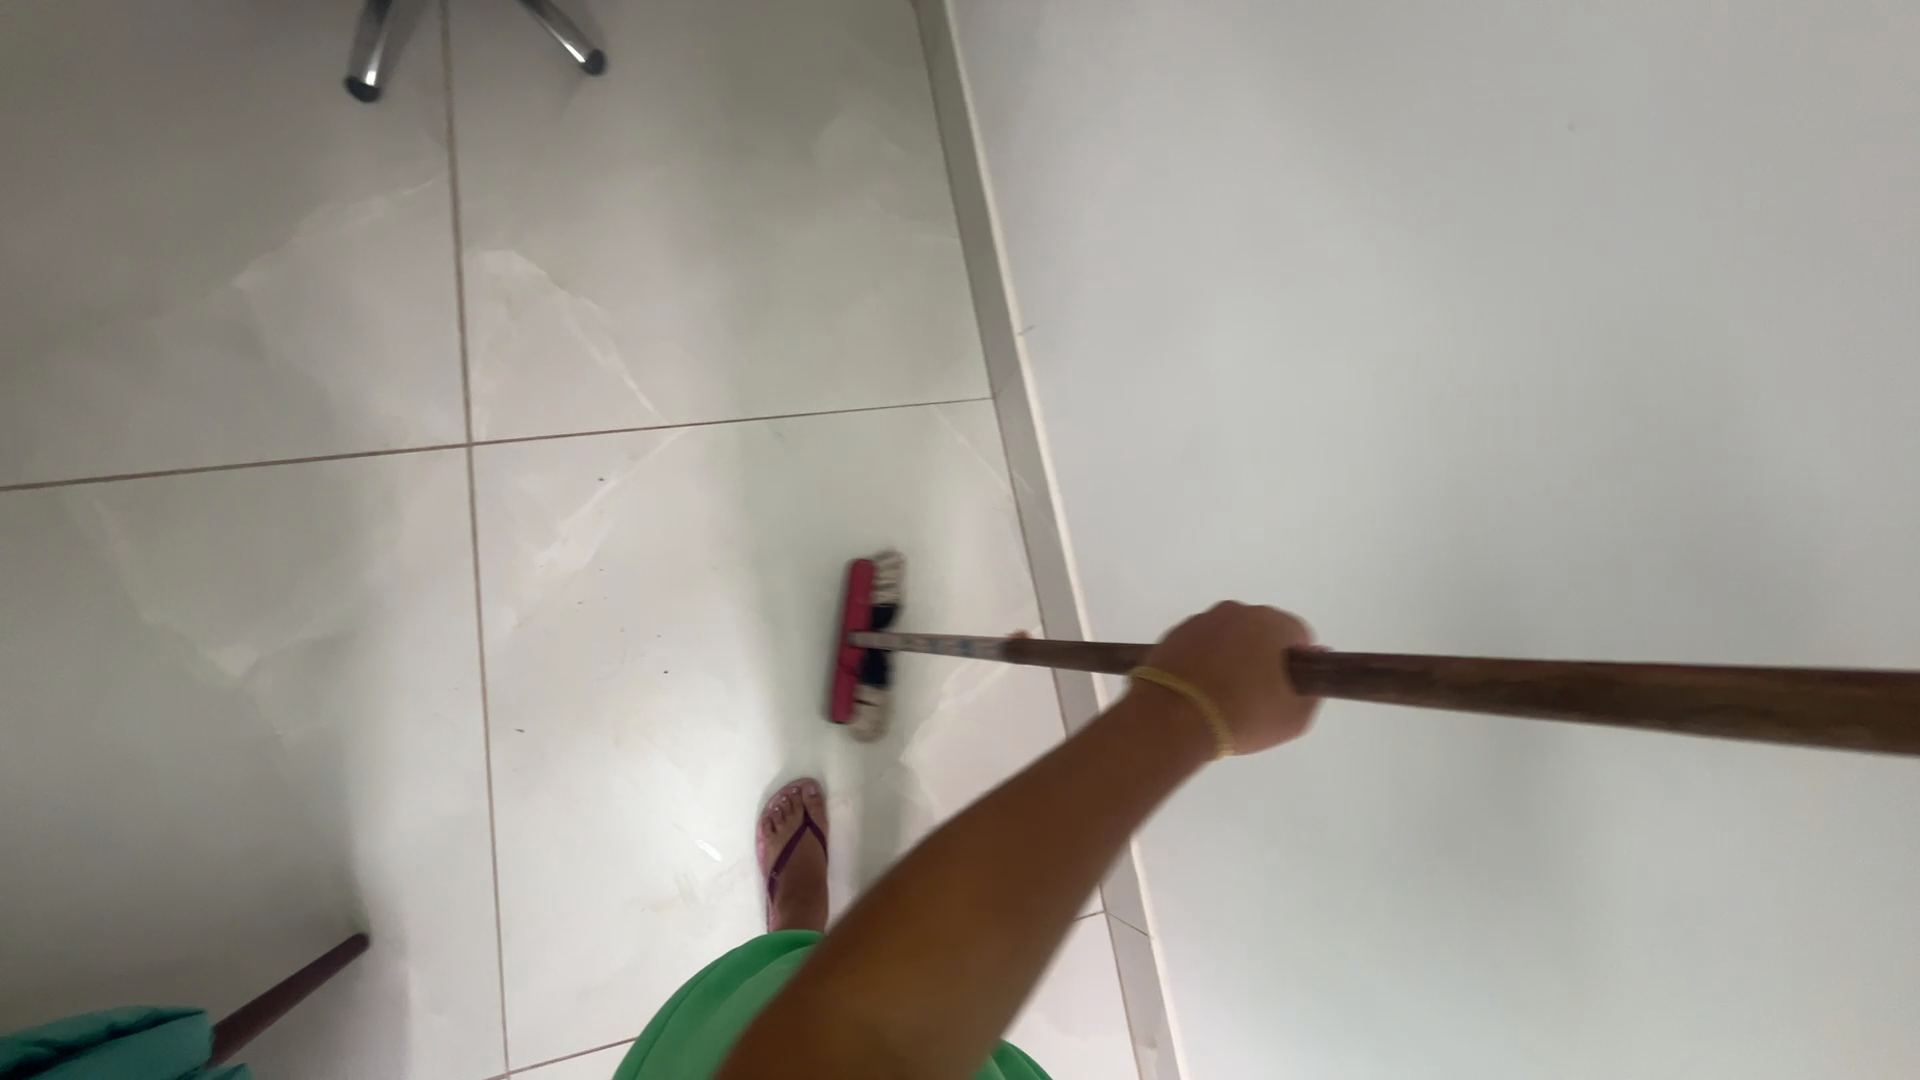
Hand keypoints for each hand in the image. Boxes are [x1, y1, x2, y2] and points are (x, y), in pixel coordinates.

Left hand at [1136, 602, 1319, 755]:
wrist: (1171, 718)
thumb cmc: (1241, 715)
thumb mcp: (1294, 717)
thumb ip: (1311, 690)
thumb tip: (1309, 666)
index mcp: (1269, 622)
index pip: (1297, 634)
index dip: (1298, 663)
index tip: (1286, 688)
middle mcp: (1233, 611)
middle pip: (1260, 631)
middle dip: (1262, 655)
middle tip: (1256, 693)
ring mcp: (1198, 621)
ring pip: (1227, 636)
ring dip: (1230, 656)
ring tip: (1223, 693)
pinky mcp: (1171, 635)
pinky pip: (1199, 645)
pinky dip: (1202, 660)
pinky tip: (1199, 688)